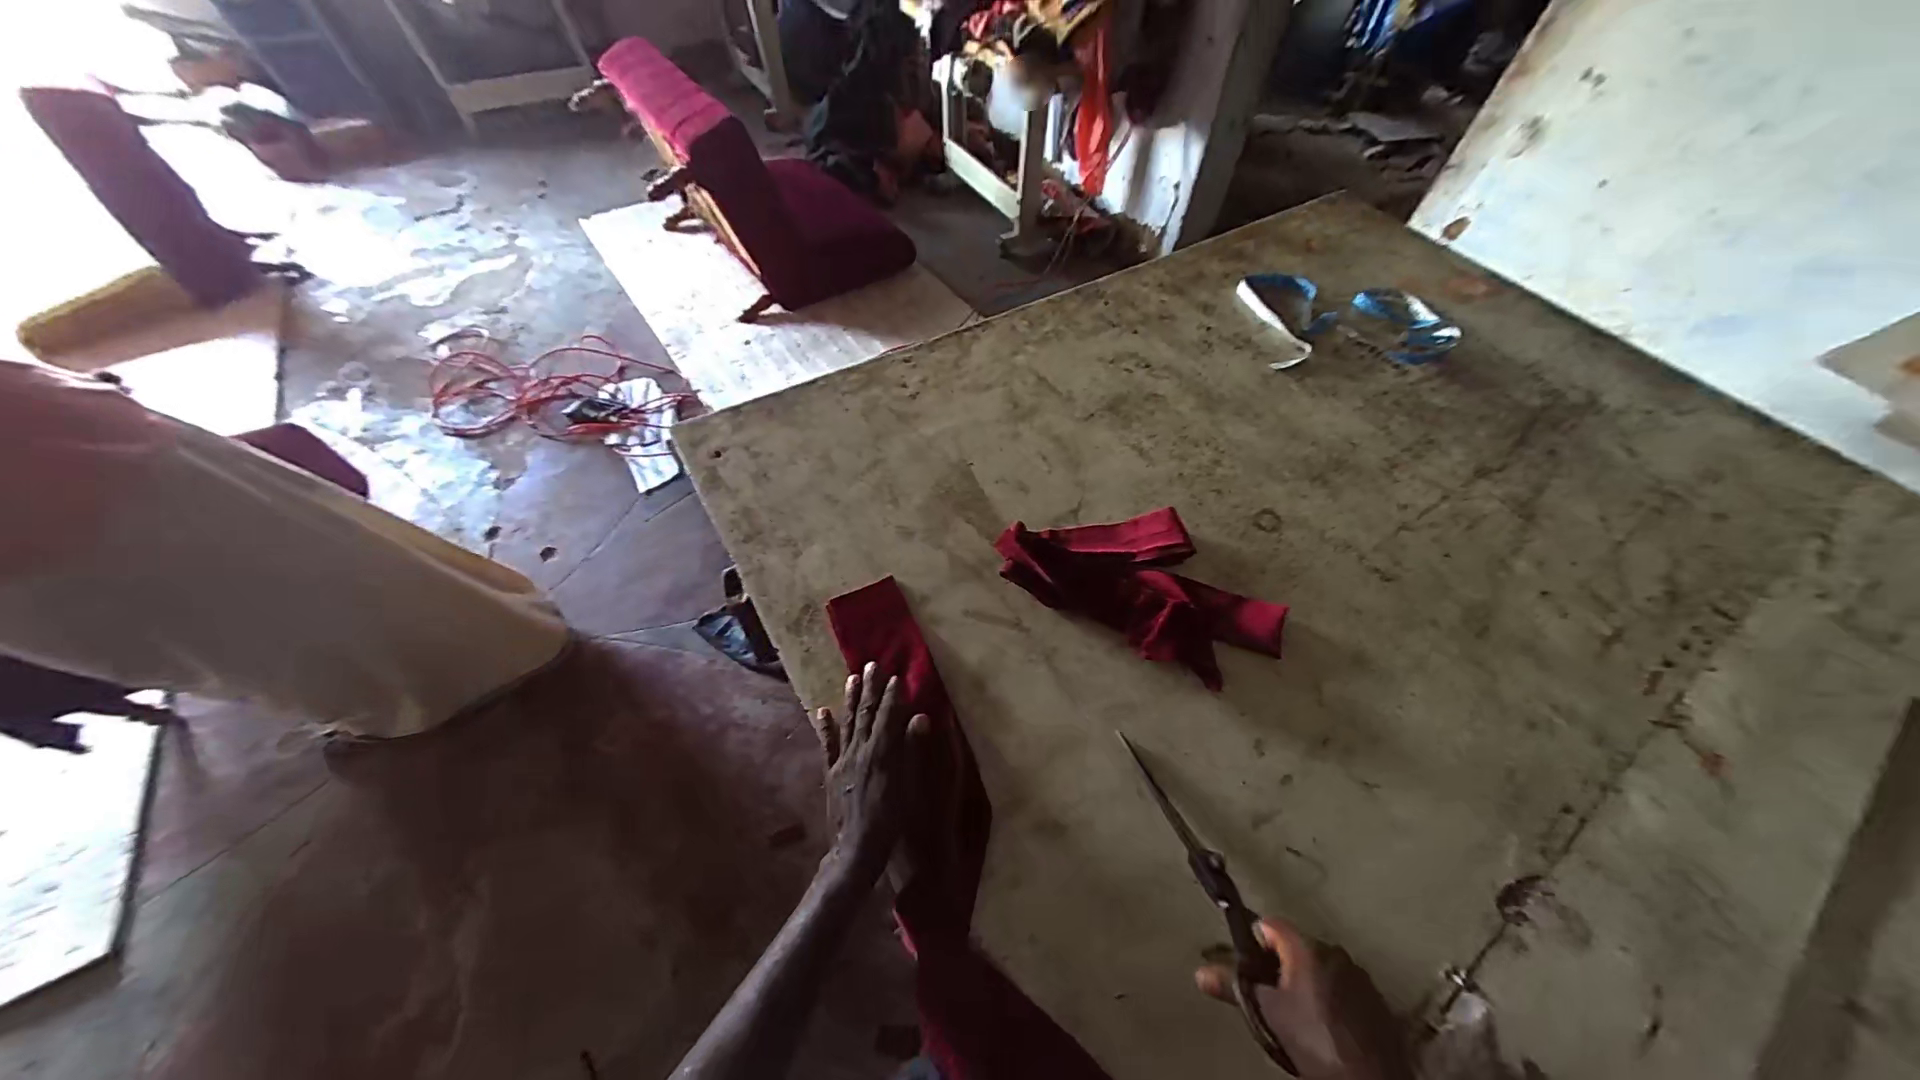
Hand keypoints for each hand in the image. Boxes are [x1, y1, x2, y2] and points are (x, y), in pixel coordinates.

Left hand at [809, 662, 928, 883]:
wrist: (856, 849)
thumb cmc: (889, 820)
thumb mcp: (907, 786)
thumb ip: (912, 750)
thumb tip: (921, 717)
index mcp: (881, 752)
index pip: (887, 716)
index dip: (892, 695)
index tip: (895, 675)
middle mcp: (859, 750)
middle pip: (865, 713)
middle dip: (870, 688)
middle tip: (872, 665)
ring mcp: (842, 761)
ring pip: (847, 723)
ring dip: (850, 699)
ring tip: (852, 677)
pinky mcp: (831, 773)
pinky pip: (828, 745)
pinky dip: (826, 727)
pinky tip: (823, 710)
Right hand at [1195, 918, 1410, 1079]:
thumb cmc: (1314, 1042)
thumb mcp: (1268, 1014)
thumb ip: (1233, 987)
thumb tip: (1200, 973)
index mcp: (1307, 948)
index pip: (1270, 924)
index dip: (1254, 944)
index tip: (1251, 972)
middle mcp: (1334, 952)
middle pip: (1295, 946)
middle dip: (1279, 966)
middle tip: (1271, 998)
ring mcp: (1360, 977)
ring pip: (1319, 967)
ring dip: (1305, 982)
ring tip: (1299, 1017)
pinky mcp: (1378, 1003)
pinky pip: (1343, 987)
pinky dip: (1330, 998)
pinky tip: (1327, 1028)